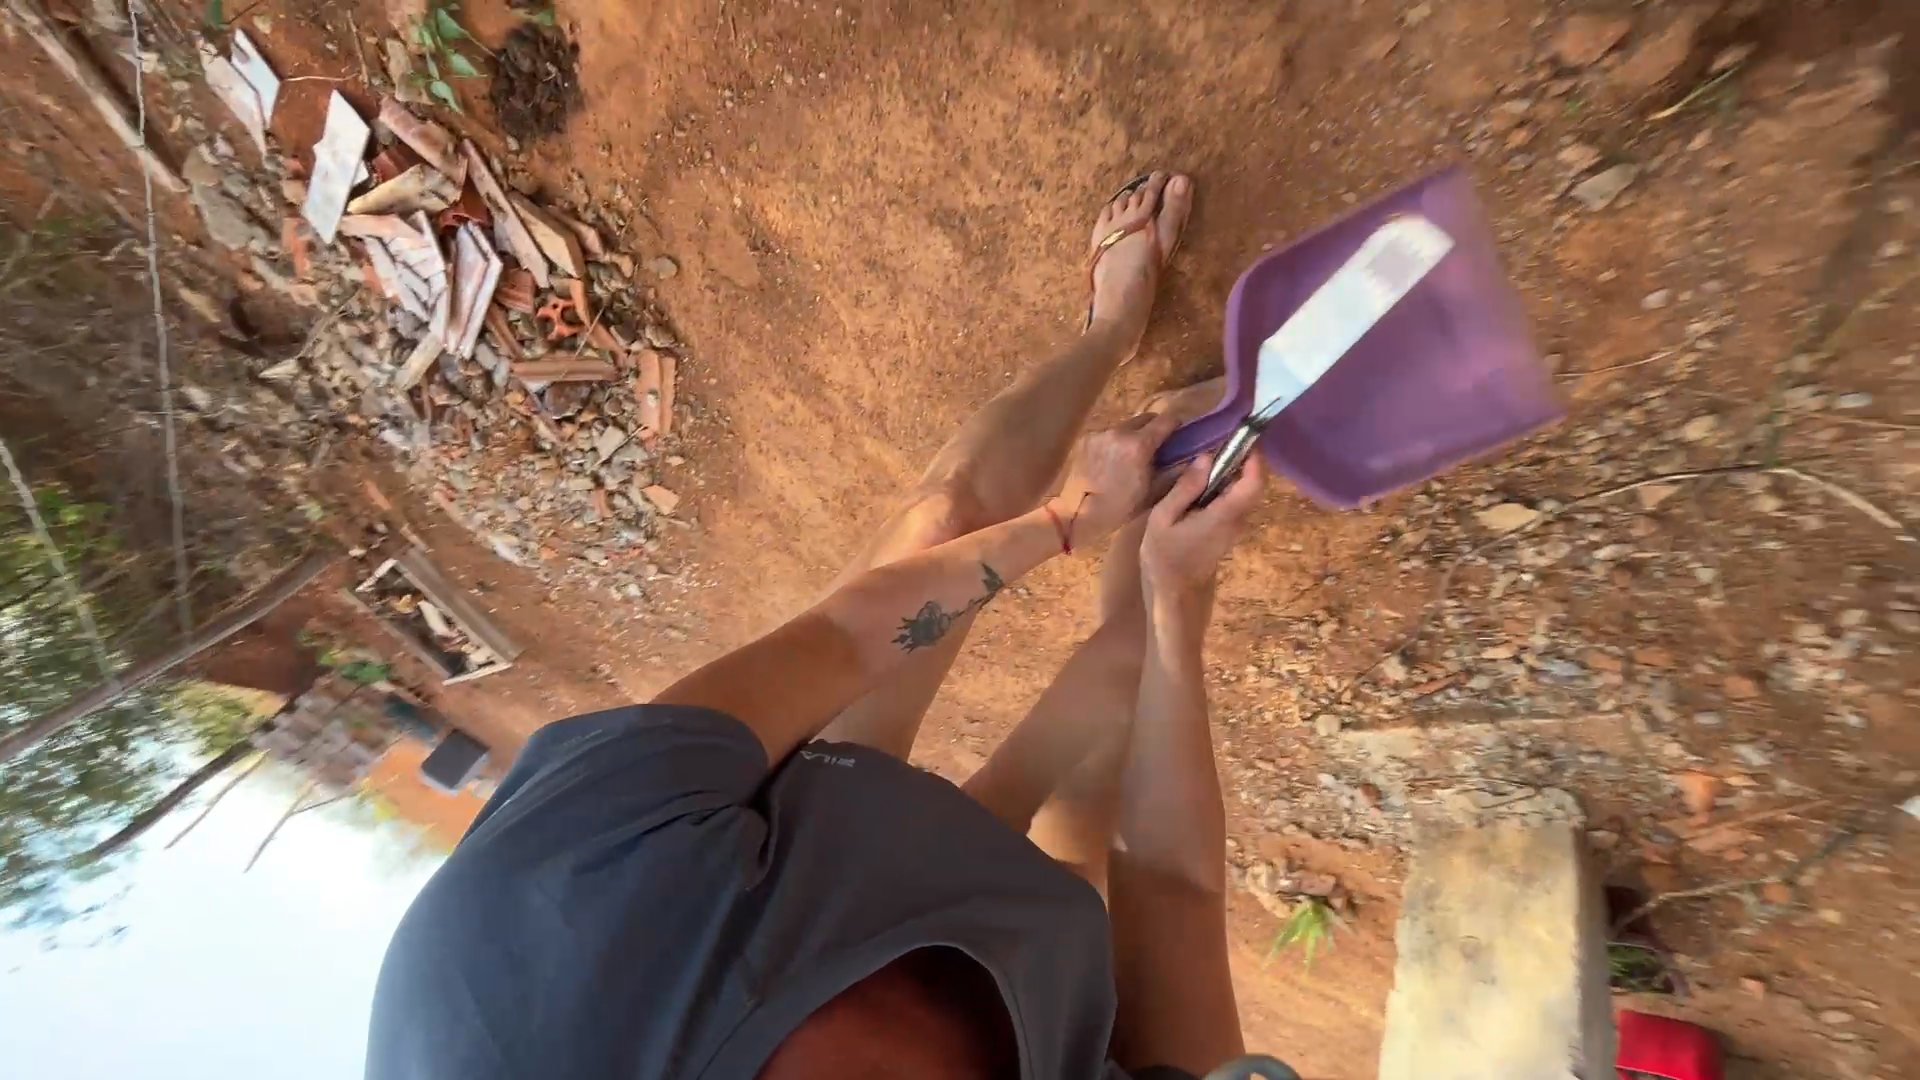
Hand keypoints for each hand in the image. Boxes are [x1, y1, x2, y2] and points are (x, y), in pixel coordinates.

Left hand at [1048, 411, 1181, 545]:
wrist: (1080, 513)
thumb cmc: (1120, 507)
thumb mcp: (1154, 491)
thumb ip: (1175, 469)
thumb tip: (1192, 455)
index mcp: (1139, 445)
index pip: (1166, 419)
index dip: (1176, 424)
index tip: (1179, 432)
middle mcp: (1119, 432)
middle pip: (1145, 418)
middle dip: (1154, 428)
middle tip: (1157, 445)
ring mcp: (1101, 434)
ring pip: (1126, 425)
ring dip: (1133, 435)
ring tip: (1132, 455)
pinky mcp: (1087, 439)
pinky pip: (1108, 434)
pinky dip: (1115, 442)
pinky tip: (1112, 460)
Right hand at [1140, 452, 1265, 602]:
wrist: (1175, 590)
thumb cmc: (1165, 556)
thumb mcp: (1163, 518)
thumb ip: (1185, 488)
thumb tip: (1206, 457)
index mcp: (1224, 514)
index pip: (1254, 481)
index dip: (1254, 456)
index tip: (1241, 436)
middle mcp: (1238, 518)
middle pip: (1253, 483)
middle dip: (1242, 459)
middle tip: (1219, 441)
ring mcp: (1236, 525)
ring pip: (1244, 491)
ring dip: (1232, 471)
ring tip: (1207, 457)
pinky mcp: (1228, 529)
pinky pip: (1234, 500)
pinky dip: (1224, 485)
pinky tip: (1202, 481)